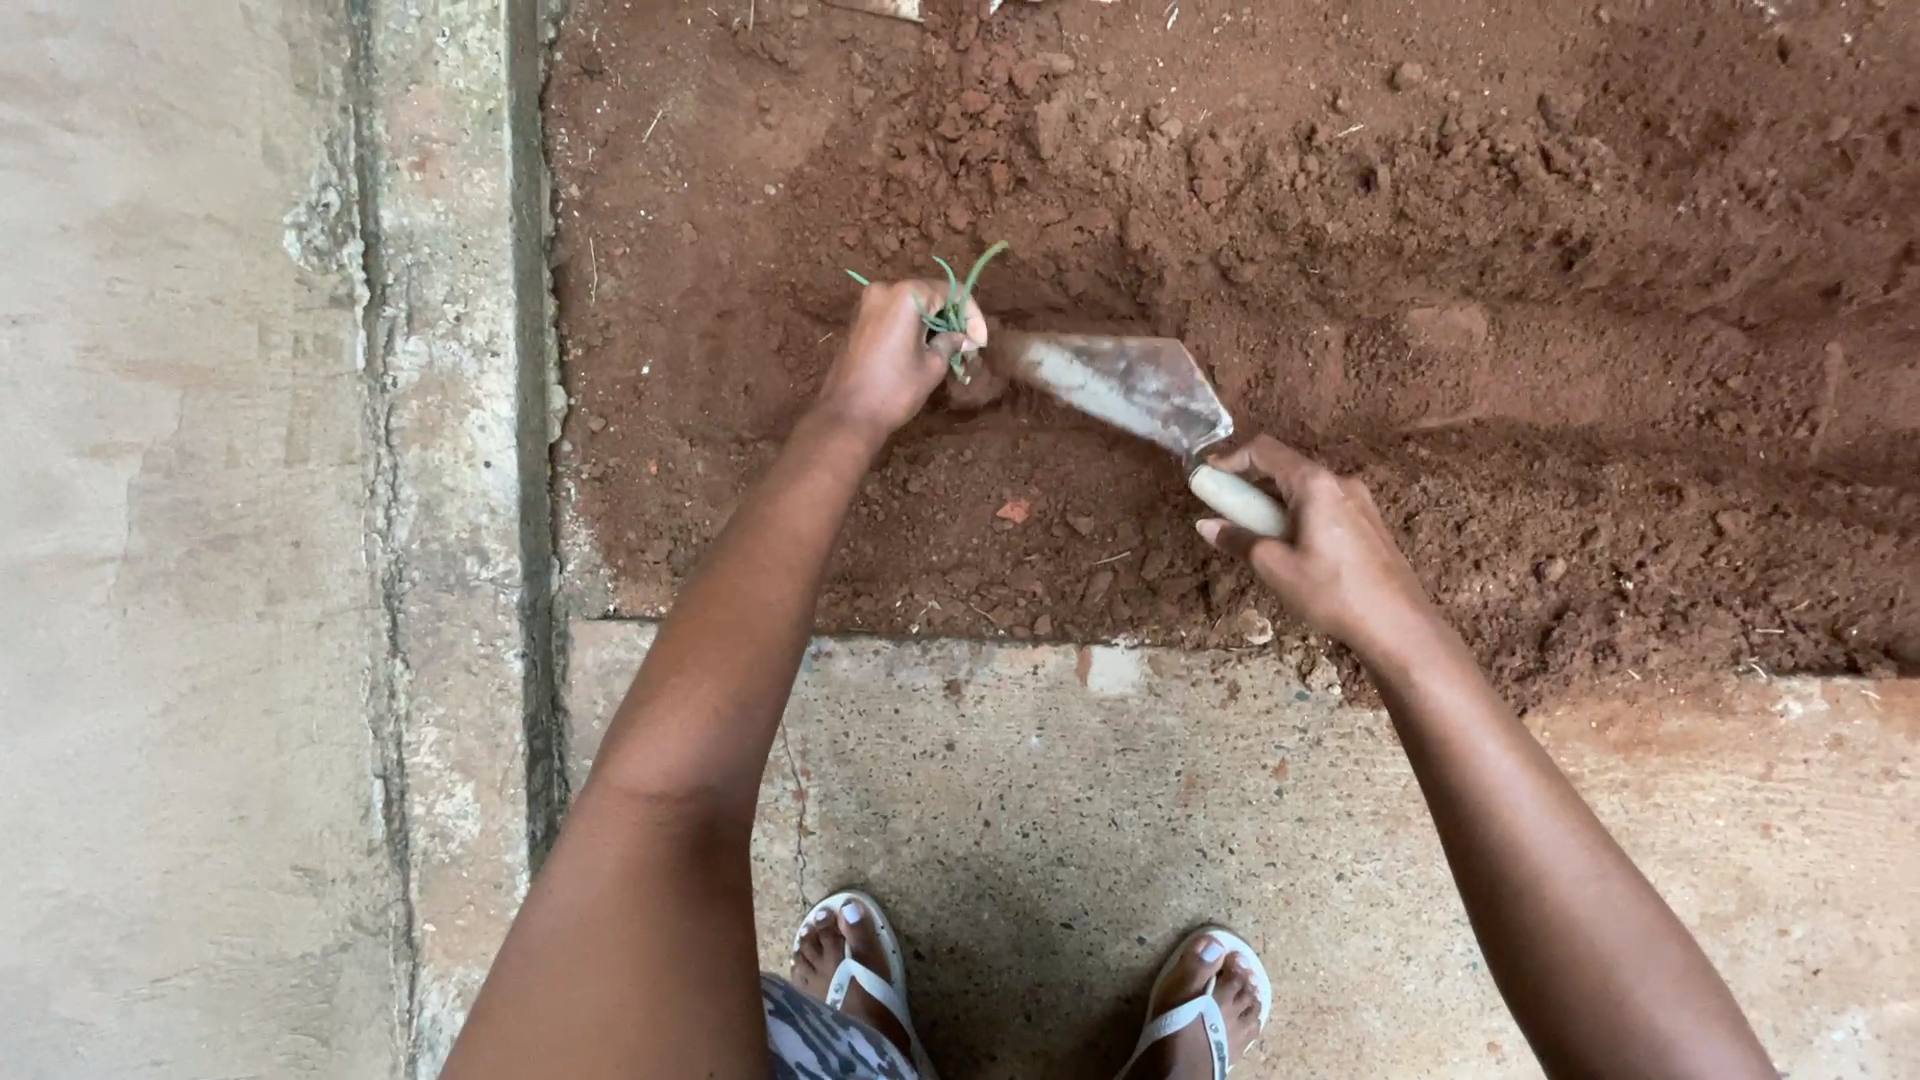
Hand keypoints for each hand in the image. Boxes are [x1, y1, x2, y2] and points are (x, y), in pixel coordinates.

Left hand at [813, 279, 986, 439]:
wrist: (848, 414)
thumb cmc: (894, 390)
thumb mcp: (932, 366)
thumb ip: (950, 343)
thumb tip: (964, 338)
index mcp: (906, 295)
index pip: (950, 292)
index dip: (972, 315)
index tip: (980, 343)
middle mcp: (884, 290)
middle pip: (930, 295)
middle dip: (953, 318)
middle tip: (968, 346)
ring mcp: (867, 304)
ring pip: (912, 306)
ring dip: (933, 324)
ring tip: (950, 350)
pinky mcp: (859, 321)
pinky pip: (894, 315)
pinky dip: (913, 327)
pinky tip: (925, 348)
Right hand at [1196, 436, 1440, 664]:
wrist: (1398, 625)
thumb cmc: (1331, 592)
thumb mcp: (1274, 567)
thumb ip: (1238, 540)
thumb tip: (1205, 525)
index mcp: (1315, 485)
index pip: (1265, 450)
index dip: (1231, 457)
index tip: (1208, 475)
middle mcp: (1339, 482)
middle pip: (1286, 468)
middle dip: (1250, 484)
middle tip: (1225, 510)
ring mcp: (1359, 502)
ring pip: (1304, 489)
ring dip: (1272, 503)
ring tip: (1255, 536)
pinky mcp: (1368, 523)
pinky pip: (1322, 505)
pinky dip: (1295, 514)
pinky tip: (1289, 547)